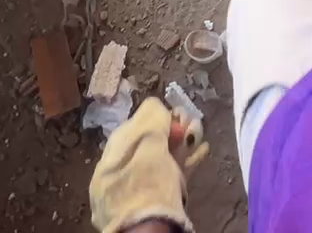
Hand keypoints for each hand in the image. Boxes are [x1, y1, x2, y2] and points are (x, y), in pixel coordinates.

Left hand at [89, 99, 195, 232]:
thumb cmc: (147, 185)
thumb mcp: (149, 143)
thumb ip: (151, 118)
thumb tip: (155, 104)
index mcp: (108, 162)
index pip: (131, 127)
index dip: (154, 116)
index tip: (174, 113)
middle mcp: (118, 178)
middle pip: (147, 144)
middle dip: (171, 129)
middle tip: (189, 120)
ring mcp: (135, 194)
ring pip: (160, 160)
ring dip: (181, 142)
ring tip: (198, 130)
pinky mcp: (154, 206)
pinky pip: (168, 177)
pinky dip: (185, 162)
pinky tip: (202, 150)